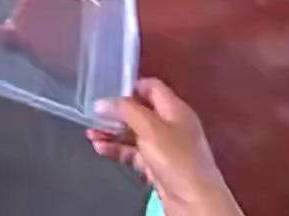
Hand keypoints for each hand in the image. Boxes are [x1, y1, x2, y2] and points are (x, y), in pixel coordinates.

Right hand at [87, 78, 240, 215]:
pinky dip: (117, 150)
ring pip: (133, 133)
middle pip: (139, 110)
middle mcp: (171, 126)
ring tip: (91, 133)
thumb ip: (124, 109)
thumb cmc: (177, 160)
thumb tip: (101, 103)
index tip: (107, 88)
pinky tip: (100, 148)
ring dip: (112, 132)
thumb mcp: (149, 126)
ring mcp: (165, 149)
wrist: (197, 207)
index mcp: (175, 110)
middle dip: (115, 112)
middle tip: (95, 113)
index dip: (130, 85)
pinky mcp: (158, 169)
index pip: (150, 86)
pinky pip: (133, 153)